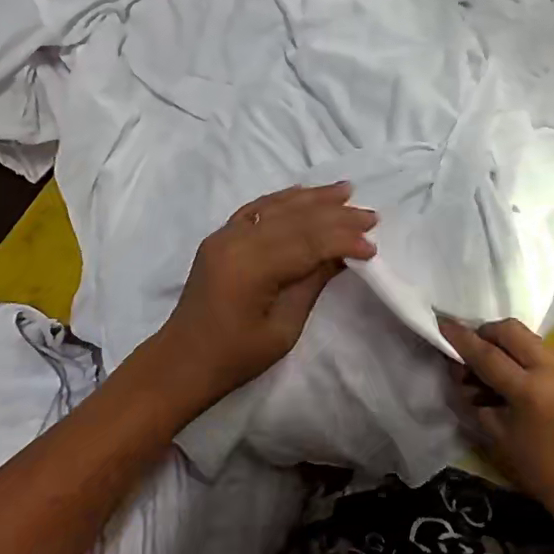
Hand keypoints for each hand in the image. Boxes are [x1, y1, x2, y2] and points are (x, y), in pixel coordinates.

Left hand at [150, 183, 376, 407]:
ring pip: (278, 206)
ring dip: (315, 198)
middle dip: (337, 216)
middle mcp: (236, 242)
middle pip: (296, 219)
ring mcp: (225, 236)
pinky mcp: (221, 238)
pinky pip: (257, 208)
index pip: (308, 242)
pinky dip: (285, 198)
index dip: (344, 241)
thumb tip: (342, 255)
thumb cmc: (236, 356)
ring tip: (347, 190)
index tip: (373, 247)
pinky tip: (305, 192)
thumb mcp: (284, 328)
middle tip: (371, 216)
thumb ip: (312, 283)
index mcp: (251, 268)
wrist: (181, 363)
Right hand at [438, 317, 553, 512]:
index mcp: (530, 390)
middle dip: (487, 334)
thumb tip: (458, 368)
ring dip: (506, 344)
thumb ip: (472, 396)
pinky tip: (516, 376)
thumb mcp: (494, 431)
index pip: (488, 355)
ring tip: (492, 368)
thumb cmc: (534, 464)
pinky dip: (524, 355)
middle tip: (472, 351)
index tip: (444, 324)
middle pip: (511, 330)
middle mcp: (552, 368)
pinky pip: (542, 350)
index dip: (462, 339)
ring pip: (528, 337)